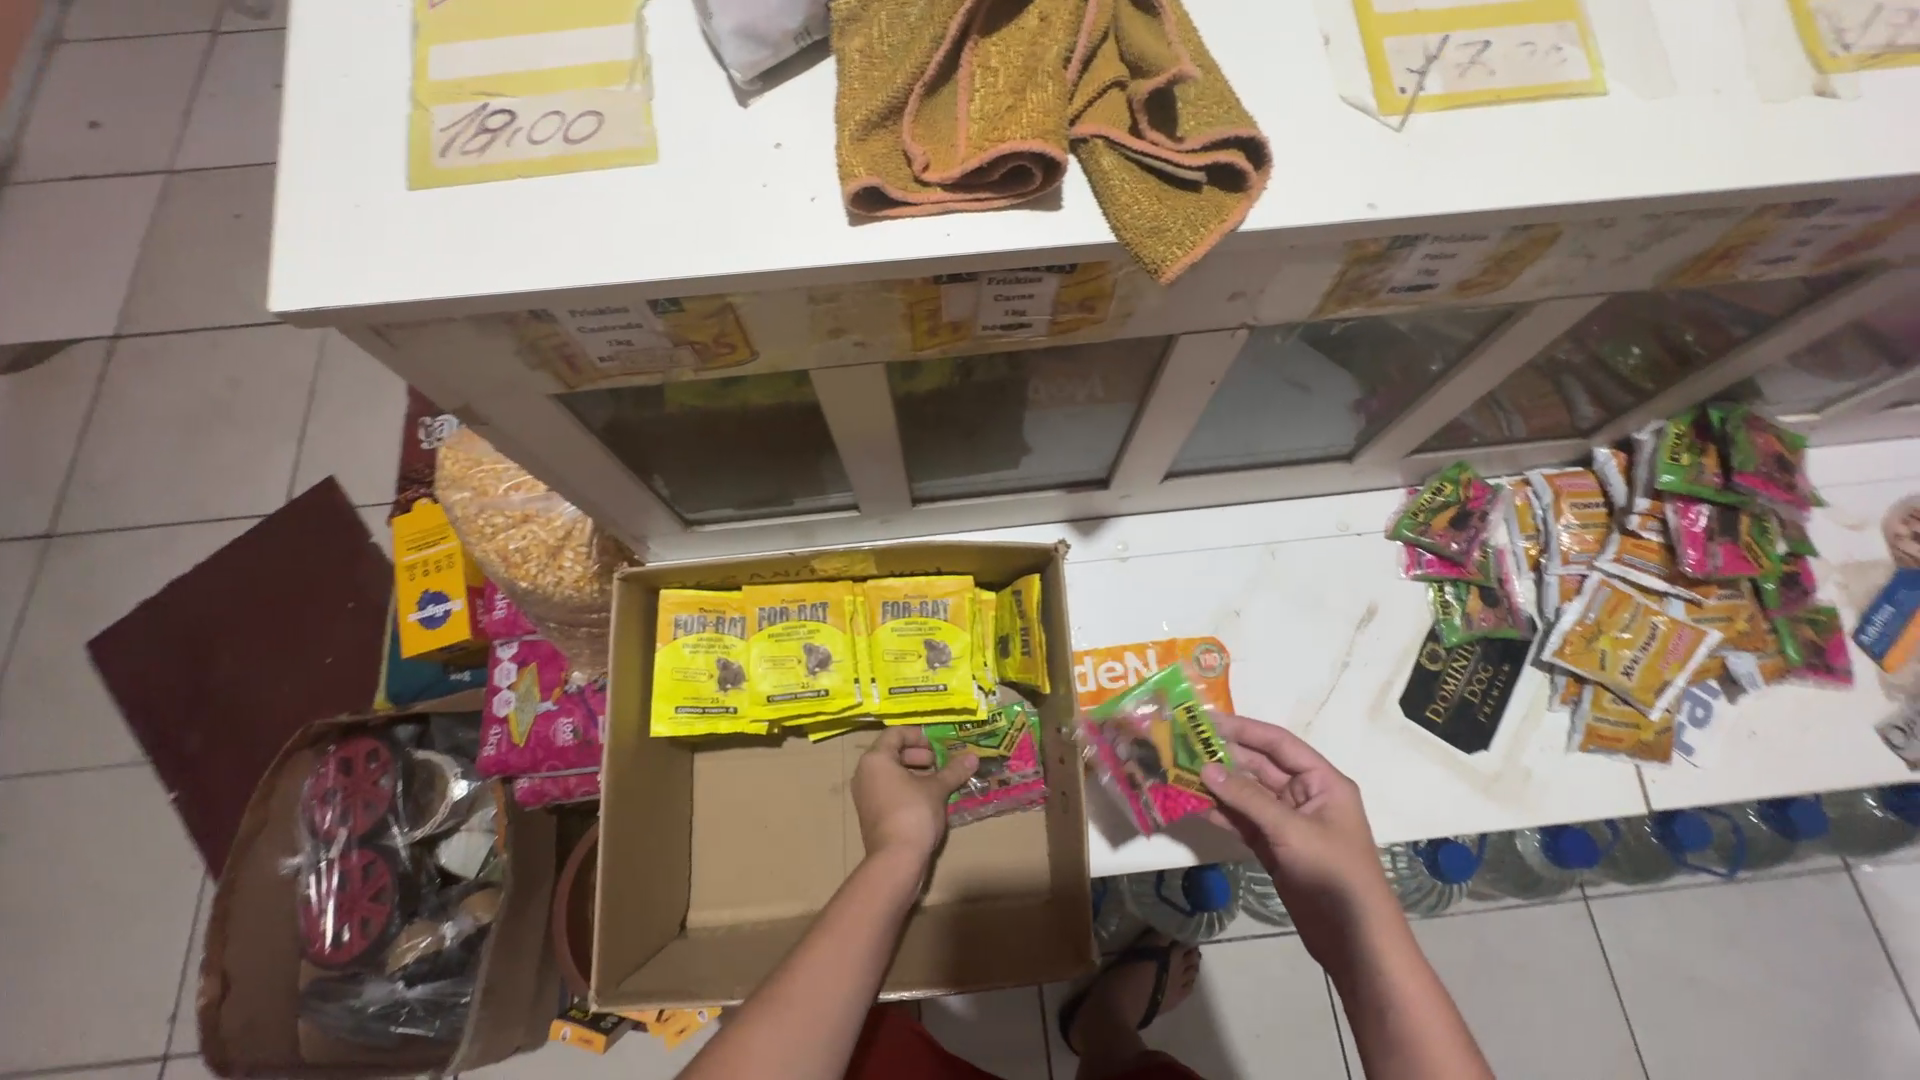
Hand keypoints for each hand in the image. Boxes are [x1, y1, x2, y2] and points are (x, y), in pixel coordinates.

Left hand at [852, 728, 977, 867]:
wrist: (895, 859)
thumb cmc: (913, 813)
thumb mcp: (936, 789)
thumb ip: (953, 771)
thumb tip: (973, 757)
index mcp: (876, 759)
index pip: (895, 734)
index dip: (918, 736)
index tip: (938, 746)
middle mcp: (865, 773)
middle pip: (892, 752)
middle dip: (918, 755)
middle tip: (939, 763)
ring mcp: (865, 795)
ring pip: (891, 773)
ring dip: (915, 773)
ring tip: (937, 781)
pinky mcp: (871, 813)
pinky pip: (888, 790)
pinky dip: (907, 788)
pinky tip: (928, 799)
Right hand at [1201, 714, 1398, 968]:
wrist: (1354, 938)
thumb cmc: (1333, 873)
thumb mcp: (1291, 831)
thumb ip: (1247, 798)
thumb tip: (1206, 768)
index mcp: (1322, 781)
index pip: (1278, 743)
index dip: (1243, 729)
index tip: (1205, 720)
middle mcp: (1304, 795)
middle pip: (1258, 766)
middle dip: (1223, 756)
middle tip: (1183, 745)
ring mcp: (1287, 822)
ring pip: (1246, 794)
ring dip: (1217, 785)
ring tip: (1179, 771)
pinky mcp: (1273, 846)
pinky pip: (1242, 821)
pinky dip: (1220, 813)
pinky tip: (1193, 805)